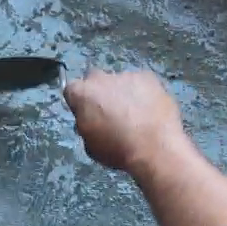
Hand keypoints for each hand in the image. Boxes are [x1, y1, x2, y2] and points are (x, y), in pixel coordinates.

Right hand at [62, 69, 192, 173]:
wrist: (155, 146)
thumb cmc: (117, 150)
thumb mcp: (91, 146)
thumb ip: (86, 126)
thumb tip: (91, 120)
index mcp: (82, 94)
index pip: (71, 91)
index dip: (79, 103)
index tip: (87, 115)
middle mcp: (101, 78)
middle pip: (94, 80)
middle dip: (99, 93)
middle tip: (110, 113)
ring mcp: (125, 75)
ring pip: (119, 82)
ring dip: (122, 94)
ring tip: (136, 115)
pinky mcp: (148, 76)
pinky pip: (140, 83)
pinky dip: (142, 94)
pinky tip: (150, 111)